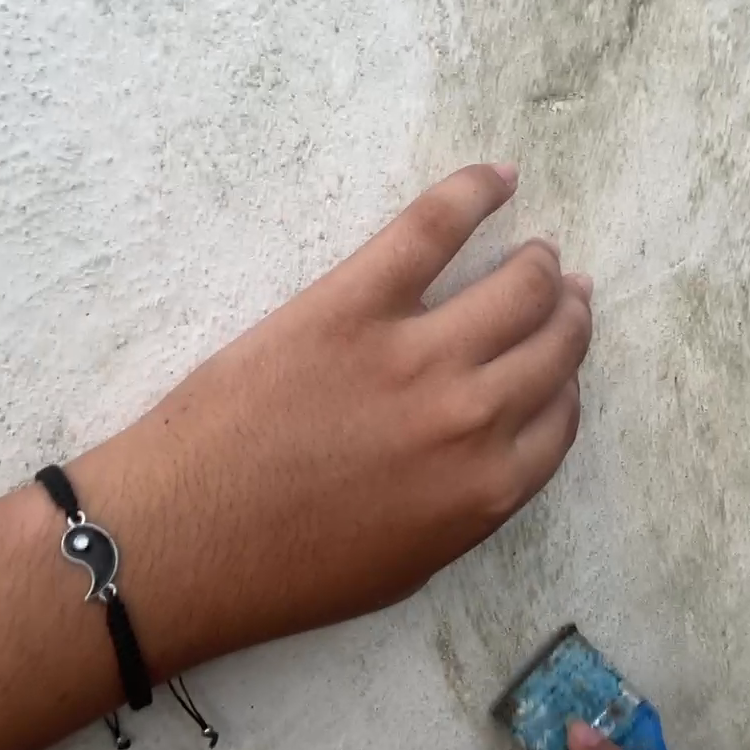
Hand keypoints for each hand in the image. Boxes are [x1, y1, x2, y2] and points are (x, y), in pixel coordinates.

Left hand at [71, 163, 593, 670]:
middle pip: (554, 344)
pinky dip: (473, 194)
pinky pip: (432, 229)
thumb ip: (473, 505)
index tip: (559, 354)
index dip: (567, 379)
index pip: (562, 414)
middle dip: (567, 314)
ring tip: (537, 252)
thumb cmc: (291, 570)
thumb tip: (501, 444)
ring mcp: (416, 355)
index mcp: (490, 487)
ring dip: (539, 266)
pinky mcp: (353, 305)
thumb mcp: (411, 563)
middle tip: (560, 291)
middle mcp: (474, 417)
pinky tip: (498, 178)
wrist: (182, 544)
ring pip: (516, 286)